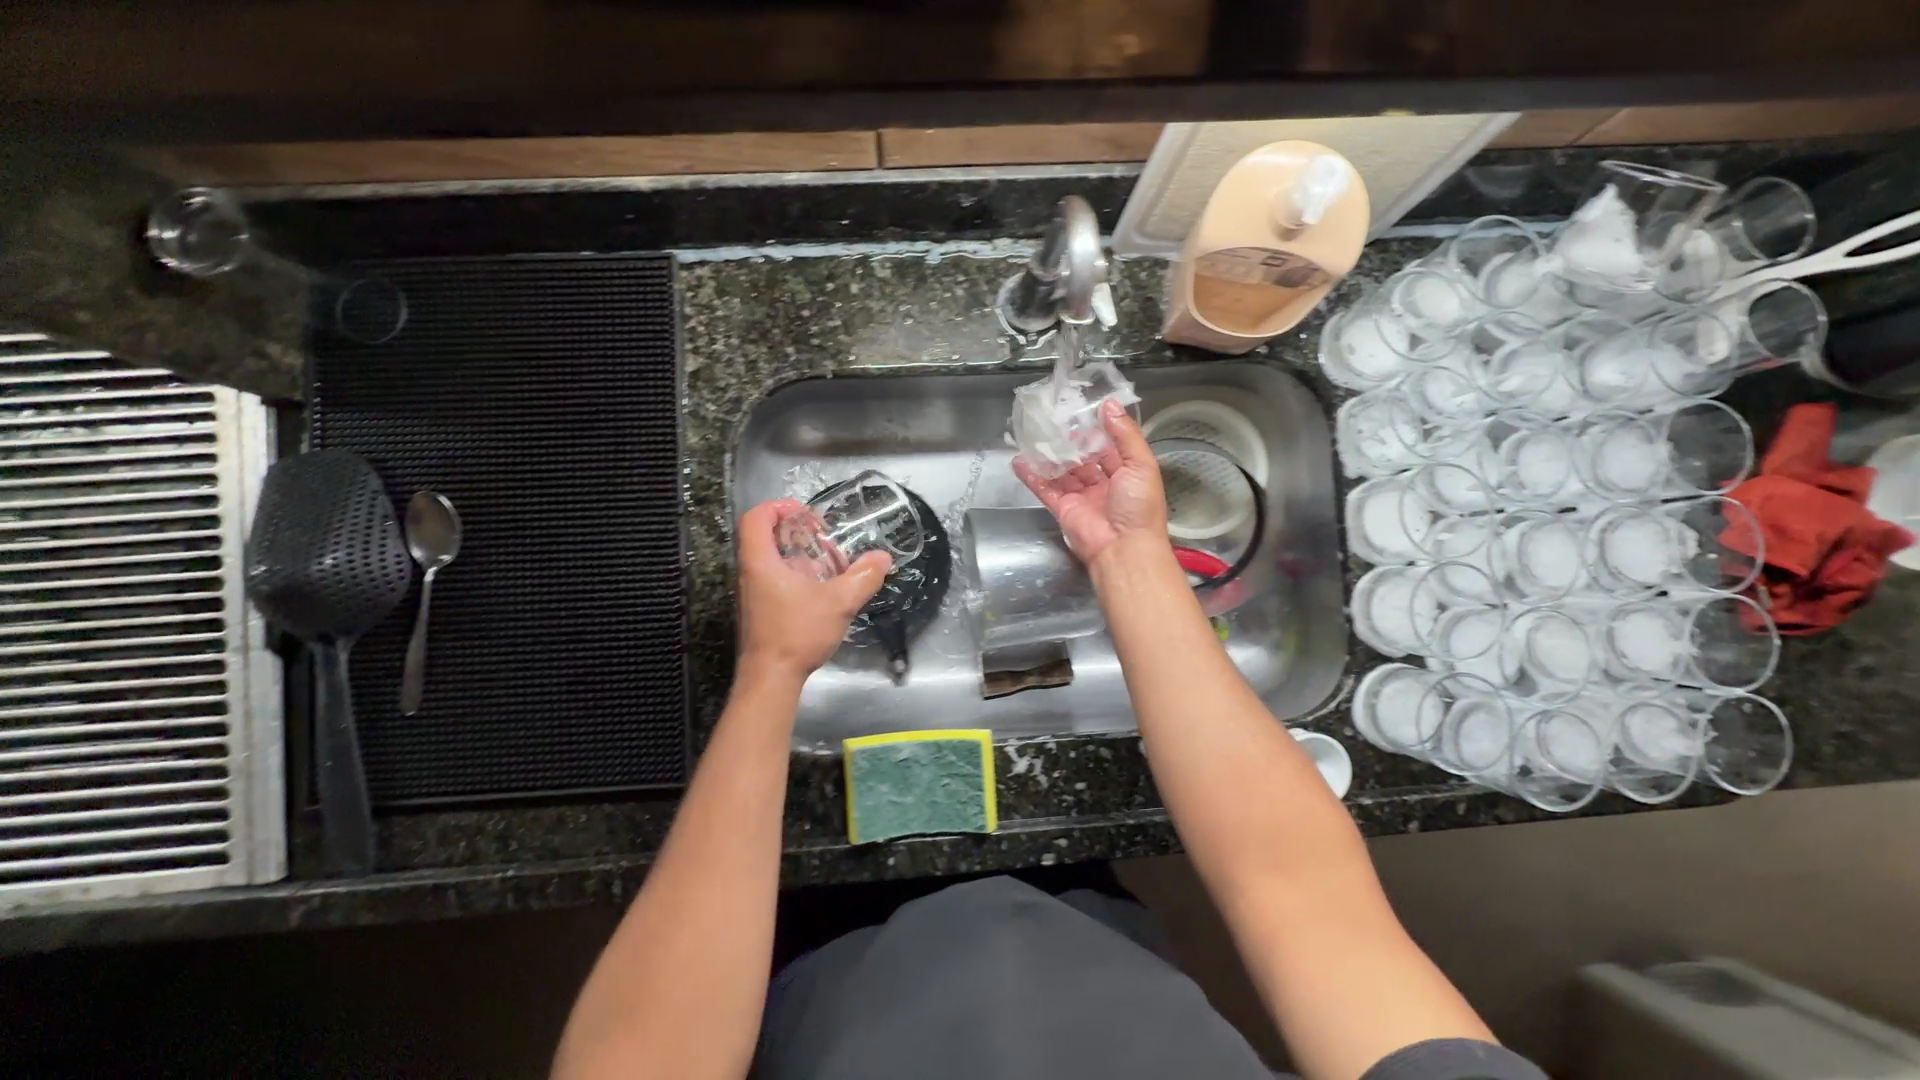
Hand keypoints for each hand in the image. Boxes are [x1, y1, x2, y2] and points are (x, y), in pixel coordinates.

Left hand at [737, 499, 890, 680]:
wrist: (770, 678)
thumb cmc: (797, 633)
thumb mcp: (838, 602)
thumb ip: (863, 577)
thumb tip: (883, 558)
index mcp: (759, 561)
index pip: (756, 518)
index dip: (777, 507)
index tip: (804, 513)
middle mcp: (749, 573)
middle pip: (761, 536)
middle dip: (792, 530)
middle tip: (820, 535)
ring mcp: (750, 593)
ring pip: (767, 559)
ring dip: (793, 554)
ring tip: (824, 562)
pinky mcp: (756, 611)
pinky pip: (770, 579)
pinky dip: (791, 574)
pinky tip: (817, 589)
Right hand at [1013, 399, 1169, 567]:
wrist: (1123, 549)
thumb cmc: (1139, 506)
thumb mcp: (1141, 464)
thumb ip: (1125, 434)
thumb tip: (1110, 405)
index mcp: (1126, 474)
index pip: (1110, 447)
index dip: (1097, 430)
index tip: (1082, 411)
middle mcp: (1104, 485)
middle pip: (1084, 459)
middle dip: (1071, 442)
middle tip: (1054, 420)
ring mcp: (1081, 498)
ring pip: (1063, 472)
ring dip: (1050, 455)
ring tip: (1034, 434)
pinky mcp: (1063, 509)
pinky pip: (1046, 489)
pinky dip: (1032, 475)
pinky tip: (1020, 460)